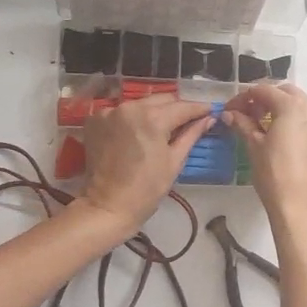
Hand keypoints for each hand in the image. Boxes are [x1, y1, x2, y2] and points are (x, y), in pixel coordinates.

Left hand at [76, 94, 213, 235]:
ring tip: (164, 127)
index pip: (182, 107)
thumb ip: (191, 135)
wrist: (108, 206)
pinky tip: (138, 132)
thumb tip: (209, 119)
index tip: (211, 110)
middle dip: (177, 108)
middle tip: (189, 120)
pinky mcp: (95, 120)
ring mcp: (109, 112)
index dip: (199, 108)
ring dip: (154, 112)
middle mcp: (129, 107)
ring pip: (141, 104)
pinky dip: (133, 118)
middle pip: (161, 100)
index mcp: (152, 118)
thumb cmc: (147, 189)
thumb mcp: (174, 161)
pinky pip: (121, 112)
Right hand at [223, 83, 306, 232]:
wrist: (300, 207)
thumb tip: (230, 113)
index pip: (264, 90)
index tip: (229, 109)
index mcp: (293, 106)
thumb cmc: (274, 175)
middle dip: (263, 98)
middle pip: (284, 92)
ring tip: (260, 124)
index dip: (243, 97)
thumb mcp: (254, 146)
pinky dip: (292, 119)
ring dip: (278, 107)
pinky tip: (278, 135)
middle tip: (245, 114)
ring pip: (298, 104)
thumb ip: (242, 124)